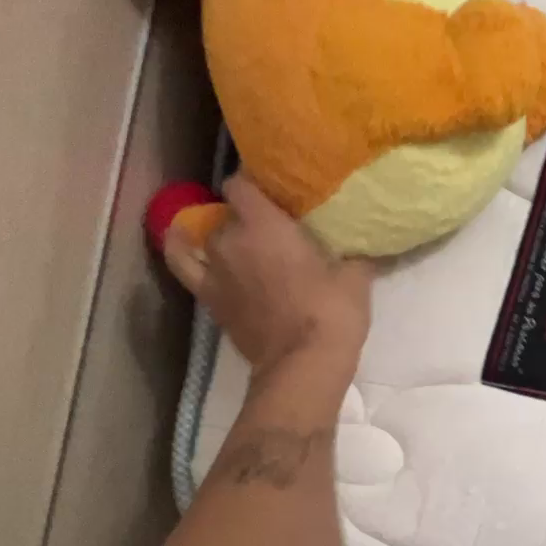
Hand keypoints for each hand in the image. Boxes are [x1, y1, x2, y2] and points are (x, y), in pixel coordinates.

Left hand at [165, 173, 371, 380]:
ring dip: (231, 236)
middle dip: (254, 217)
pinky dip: (182, 246)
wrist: (303, 363)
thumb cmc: (332, 314)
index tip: (279, 191)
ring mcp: (213, 265)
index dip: (257, 182)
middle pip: (233, 212)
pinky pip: (184, 260)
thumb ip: (353, 256)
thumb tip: (362, 247)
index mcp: (266, 225)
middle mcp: (230, 236)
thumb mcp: (356, 280)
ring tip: (252, 245)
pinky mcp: (207, 293)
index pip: (243, 183)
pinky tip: (185, 238)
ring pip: (214, 235)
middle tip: (282, 229)